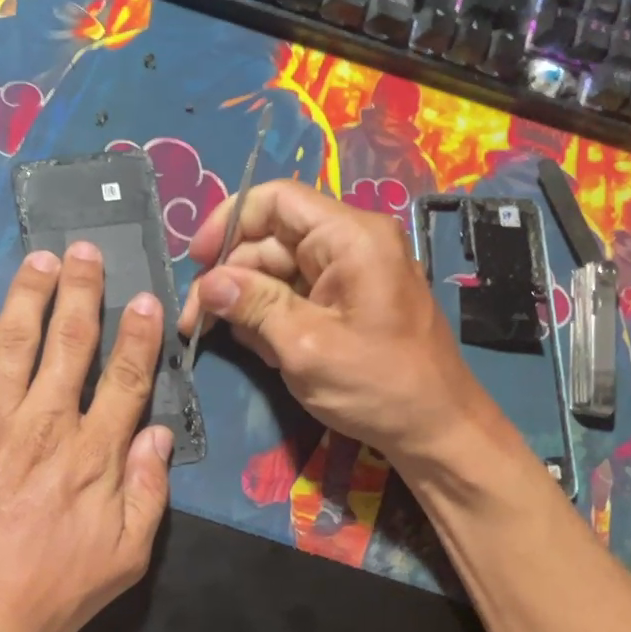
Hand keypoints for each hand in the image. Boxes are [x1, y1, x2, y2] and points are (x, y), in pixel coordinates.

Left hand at [0, 244, 173, 631]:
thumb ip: (147, 494)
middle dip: (82, 290)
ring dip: (29, 294)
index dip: (140, 335)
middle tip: (85, 251)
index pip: (127, 378)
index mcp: (94, 454)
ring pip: (15, 341)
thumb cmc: (46, 594)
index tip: (146, 300)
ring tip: (39, 259)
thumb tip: (160, 438)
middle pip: (71, 342)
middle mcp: (45, 424)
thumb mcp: (123, 560)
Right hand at [177, 179, 497, 468]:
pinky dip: (268, 319)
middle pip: (269, 240)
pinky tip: (265, 352)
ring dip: (245, 304)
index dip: (229, 222)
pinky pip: (291, 296)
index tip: (197, 263)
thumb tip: (207, 283)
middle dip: (228, 277)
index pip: (277, 200)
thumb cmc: (377, 386)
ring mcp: (346, 275)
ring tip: (234, 342)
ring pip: (274, 271)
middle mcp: (348, 245)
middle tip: (194, 322)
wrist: (435, 431)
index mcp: (350, 238)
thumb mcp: (305, 346)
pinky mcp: (342, 303)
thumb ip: (254, 306)